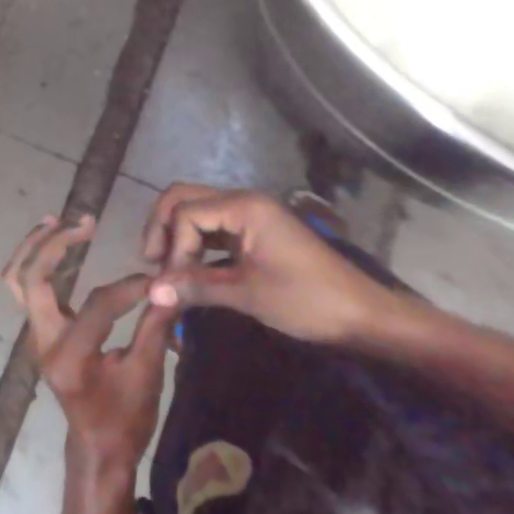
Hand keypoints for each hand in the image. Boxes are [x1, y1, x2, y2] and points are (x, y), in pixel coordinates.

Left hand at [3, 215, 172, 472]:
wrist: (97, 448)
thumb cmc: (124, 419)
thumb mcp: (147, 375)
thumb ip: (155, 326)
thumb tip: (168, 284)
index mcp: (69, 357)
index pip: (98, 304)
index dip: (130, 287)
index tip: (156, 280)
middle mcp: (42, 341)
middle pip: (31, 279)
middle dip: (54, 244)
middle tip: (86, 222)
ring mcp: (36, 335)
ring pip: (18, 279)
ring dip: (36, 246)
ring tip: (59, 220)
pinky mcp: (41, 330)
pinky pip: (27, 287)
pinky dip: (38, 260)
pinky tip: (58, 240)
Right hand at [141, 184, 410, 344]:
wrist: (362, 315)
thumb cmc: (307, 300)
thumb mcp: (248, 293)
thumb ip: (197, 287)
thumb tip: (151, 292)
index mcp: (243, 206)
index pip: (186, 213)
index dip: (172, 248)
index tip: (172, 285)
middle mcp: (243, 200)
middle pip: (184, 198)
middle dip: (163, 228)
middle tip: (153, 264)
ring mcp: (250, 214)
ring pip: (197, 211)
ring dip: (177, 235)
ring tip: (168, 270)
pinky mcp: (255, 232)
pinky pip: (213, 226)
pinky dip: (195, 243)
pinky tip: (189, 270)